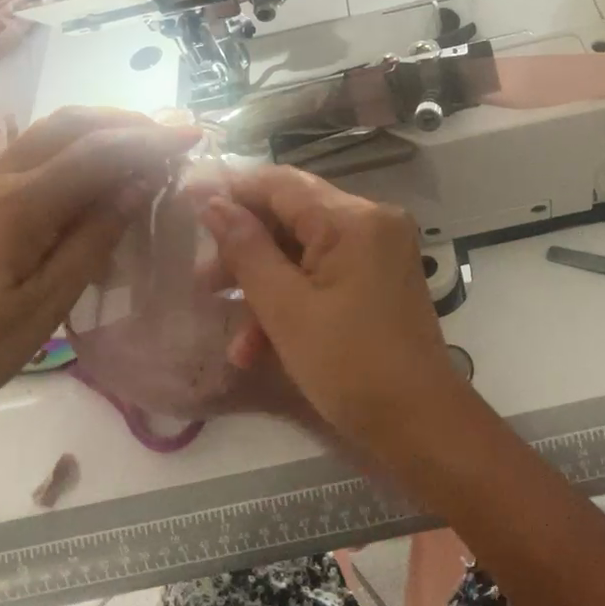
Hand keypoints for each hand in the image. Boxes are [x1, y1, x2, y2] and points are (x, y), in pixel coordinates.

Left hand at [0, 108, 201, 441]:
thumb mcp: (43, 307)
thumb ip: (92, 240)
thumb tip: (139, 185)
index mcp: (15, 207)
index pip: (95, 152)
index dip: (148, 140)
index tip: (194, 138)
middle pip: (68, 124)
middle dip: (126, 122)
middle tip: (174, 138)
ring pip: (49, 135)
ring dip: (102, 131)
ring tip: (148, 149)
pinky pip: (36, 158)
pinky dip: (79, 152)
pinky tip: (103, 178)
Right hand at [197, 167, 464, 453]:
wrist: (418, 421)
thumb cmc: (348, 365)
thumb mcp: (285, 309)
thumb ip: (246, 250)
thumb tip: (213, 204)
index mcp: (354, 218)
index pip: (281, 184)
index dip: (231, 191)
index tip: (186, 204)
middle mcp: (373, 221)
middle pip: (293, 215)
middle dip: (246, 250)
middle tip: (202, 282)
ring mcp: (381, 249)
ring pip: (306, 250)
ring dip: (266, 285)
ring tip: (233, 332)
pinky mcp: (381, 277)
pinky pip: (327, 272)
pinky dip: (295, 299)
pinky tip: (261, 346)